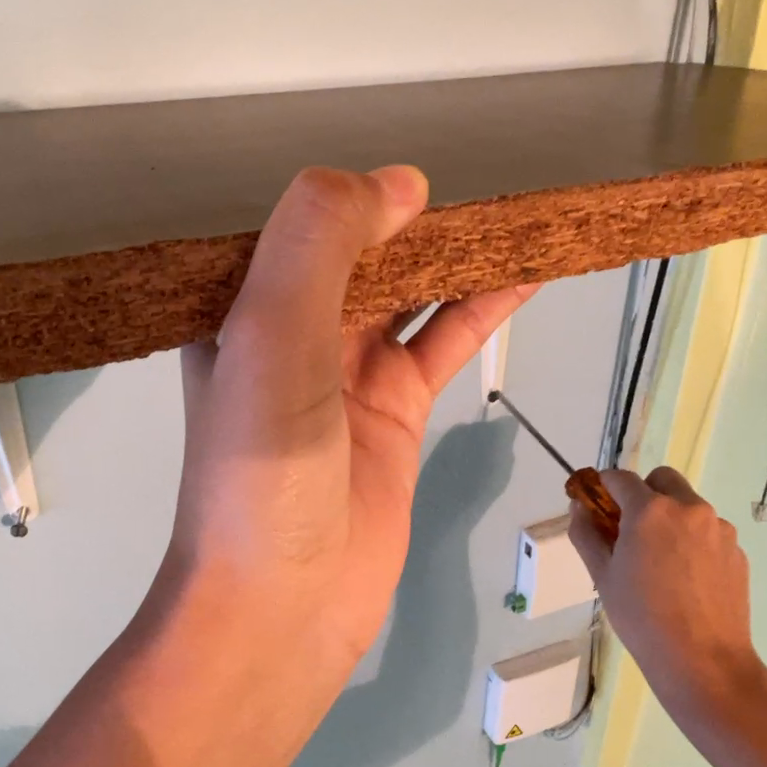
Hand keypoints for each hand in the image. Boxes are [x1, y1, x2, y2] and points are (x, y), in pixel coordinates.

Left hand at [163, 166, 537, 665]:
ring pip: (411, 291)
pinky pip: (443, 341)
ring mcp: (347, 371)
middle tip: (489, 178)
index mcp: (238, 304)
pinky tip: (529, 272)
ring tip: (522, 211)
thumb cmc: (262, 471)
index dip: (354, 188)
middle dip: (419, 217)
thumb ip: (320, 241)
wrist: (285, 604)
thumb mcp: (269, 335)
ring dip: (460, 255)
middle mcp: (291, 330)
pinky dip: (484, 306)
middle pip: (362, 251)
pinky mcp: (396, 410)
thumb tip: (404, 184)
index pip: (298, 222)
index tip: (418, 161)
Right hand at [568, 466, 762, 715]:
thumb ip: (586, 533)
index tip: (596, 505)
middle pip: (662, 480)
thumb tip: (579, 507)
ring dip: (671, 519)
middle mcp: (689, 508)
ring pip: (688, 506)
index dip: (604, 486)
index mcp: (651, 510)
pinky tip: (685, 580)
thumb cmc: (641, 617)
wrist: (703, 661)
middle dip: (644, 494)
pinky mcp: (737, 551)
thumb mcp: (601, 575)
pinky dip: (693, 542)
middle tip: (631, 531)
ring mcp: (719, 529)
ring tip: (661, 564)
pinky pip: (708, 533)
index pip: (621, 478)